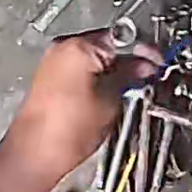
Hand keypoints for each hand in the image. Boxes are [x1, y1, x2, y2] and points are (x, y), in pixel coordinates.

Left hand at [0, 31, 158, 182]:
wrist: (33, 155)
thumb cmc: (64, 131)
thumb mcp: (110, 101)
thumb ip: (130, 77)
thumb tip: (144, 67)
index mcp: (79, 46)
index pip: (123, 37)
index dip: (145, 49)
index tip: (157, 60)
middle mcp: (64, 47)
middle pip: (108, 43)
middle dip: (130, 58)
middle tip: (148, 75)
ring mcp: (54, 60)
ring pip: (95, 55)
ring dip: (114, 67)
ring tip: (130, 87)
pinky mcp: (50, 76)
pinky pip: (81, 66)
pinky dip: (98, 75)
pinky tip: (109, 92)